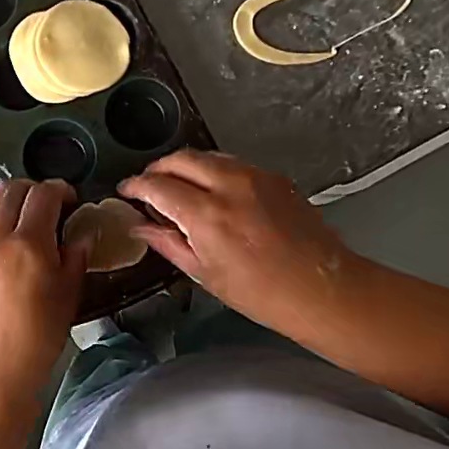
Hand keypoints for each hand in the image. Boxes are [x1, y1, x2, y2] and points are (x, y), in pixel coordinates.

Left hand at [0, 179, 87, 400]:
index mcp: (28, 243)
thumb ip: (76, 256)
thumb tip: (83, 233)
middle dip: (32, 188)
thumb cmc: (38, 336)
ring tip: (26, 219)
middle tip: (50, 204)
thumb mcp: (69, 294)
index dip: (60, 189)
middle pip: (10, 189)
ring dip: (9, 201)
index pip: (43, 195)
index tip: (70, 199)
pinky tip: (6, 239)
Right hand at [119, 151, 359, 330]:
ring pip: (207, 156)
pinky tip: (208, 192)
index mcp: (208, 215)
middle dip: (157, 169)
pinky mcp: (275, 179)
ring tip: (176, 189)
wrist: (324, 290)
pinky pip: (232, 163)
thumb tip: (140, 227)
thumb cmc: (261, 292)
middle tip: (146, 187)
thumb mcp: (203, 272)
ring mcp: (257, 178)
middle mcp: (232, 187)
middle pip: (180, 159)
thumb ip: (167, 242)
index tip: (125, 192)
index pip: (158, 185)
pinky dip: (211, 170)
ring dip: (184, 167)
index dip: (135, 186)